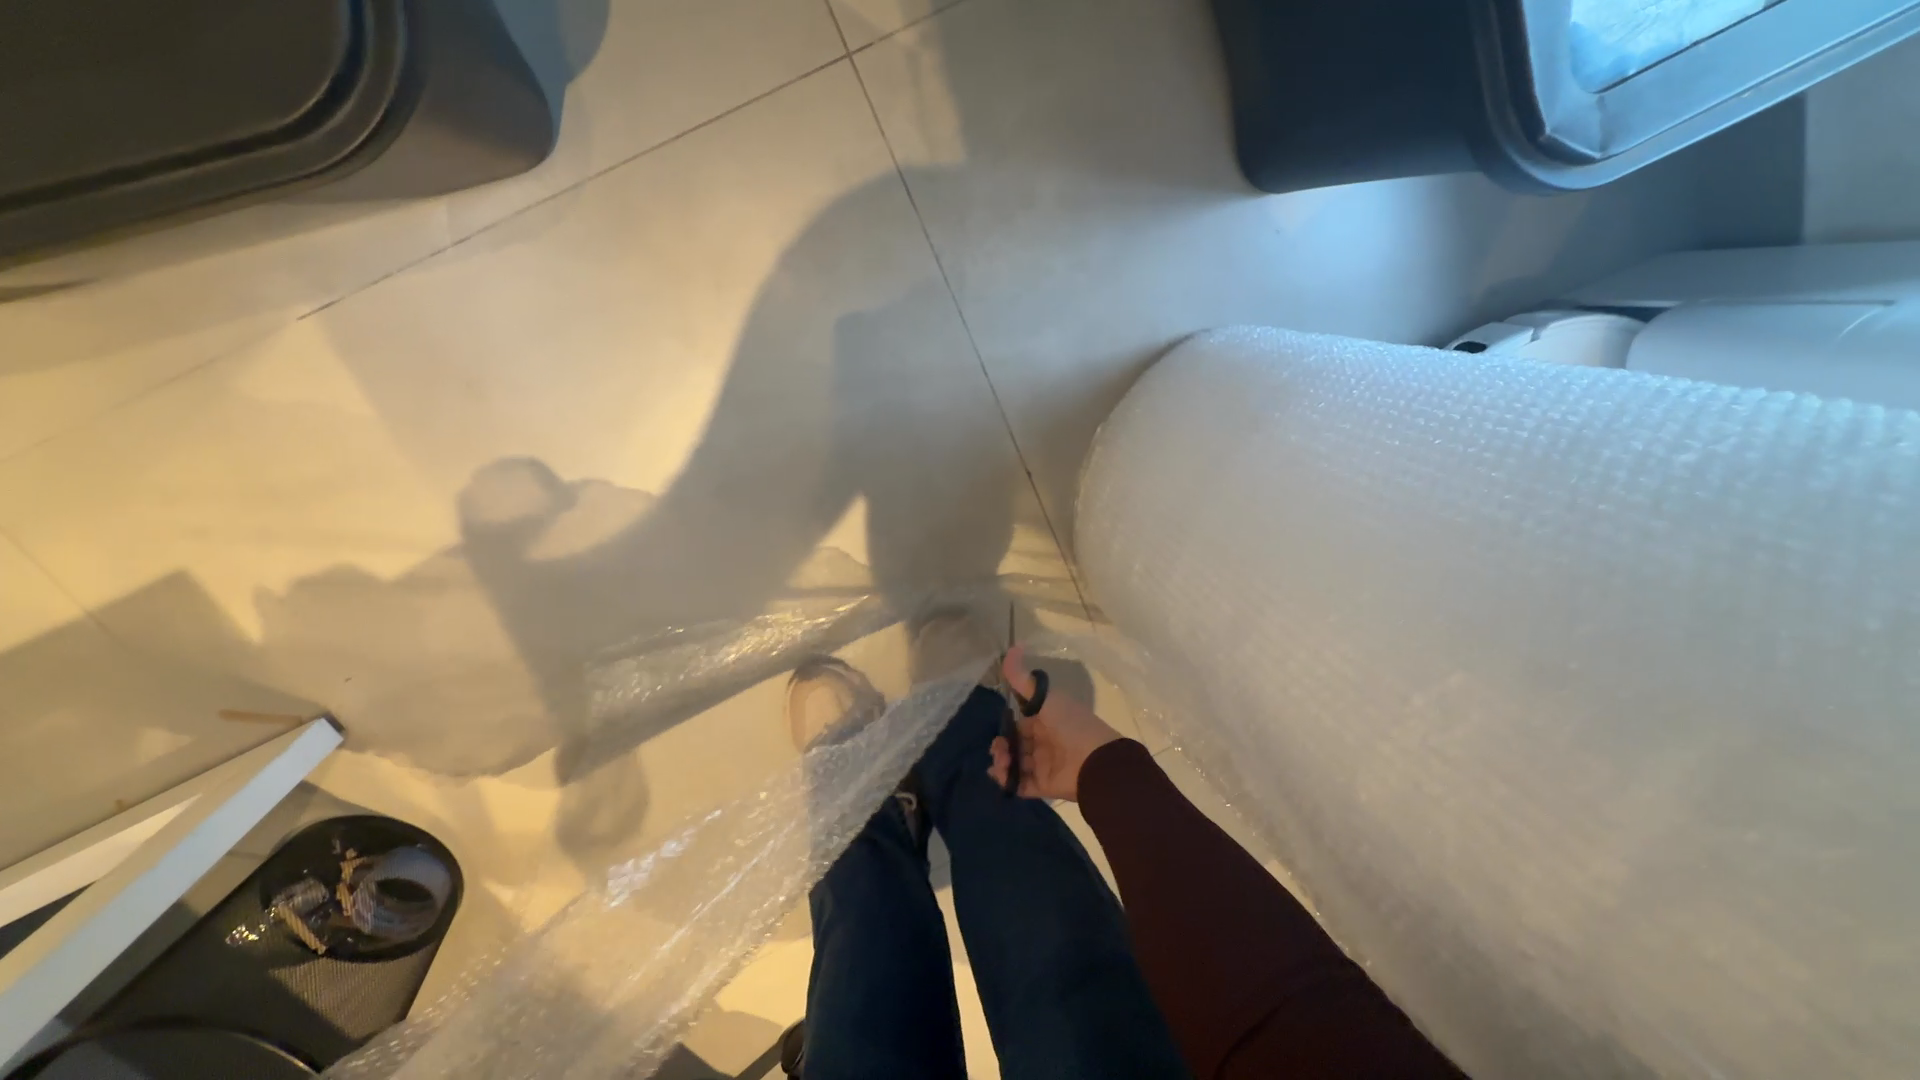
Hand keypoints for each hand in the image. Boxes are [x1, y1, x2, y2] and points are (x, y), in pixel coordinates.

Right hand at [988, 645, 1123, 801]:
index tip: (999, 729)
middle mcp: (1046, 742)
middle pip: (1016, 745)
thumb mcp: (1045, 698)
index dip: (1007, 726)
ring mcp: (1045, 765)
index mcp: (1048, 721)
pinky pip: (1021, 784)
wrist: (1096, 761)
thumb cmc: (1071, 724)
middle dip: (1002, 746)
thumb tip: (1012, 645)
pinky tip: (1001, 774)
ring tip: (1001, 762)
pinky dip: (1009, 781)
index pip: (1021, 724)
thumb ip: (1023, 678)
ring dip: (1003, 762)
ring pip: (1016, 764)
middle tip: (998, 749)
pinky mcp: (1044, 785)